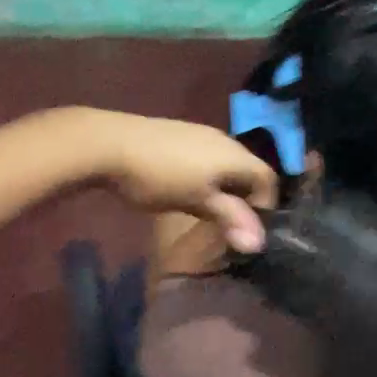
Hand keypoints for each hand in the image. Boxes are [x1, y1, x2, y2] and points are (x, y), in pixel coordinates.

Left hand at [85, 111, 277, 251]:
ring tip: (205, 209)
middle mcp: (225, 140)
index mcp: (235, 155)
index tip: (248, 229)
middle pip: (248, 170)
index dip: (266, 205)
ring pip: (226, 163)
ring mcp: (201, 133)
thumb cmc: (159, 177)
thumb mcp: (197, 201)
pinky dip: (206, 175)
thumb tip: (259, 243)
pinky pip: (207, 156)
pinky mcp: (180, 133)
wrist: (109, 144)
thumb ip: (229, 218)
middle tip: (227, 224)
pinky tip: (183, 188)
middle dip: (244, 198)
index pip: (268, 178)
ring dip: (223, 187)